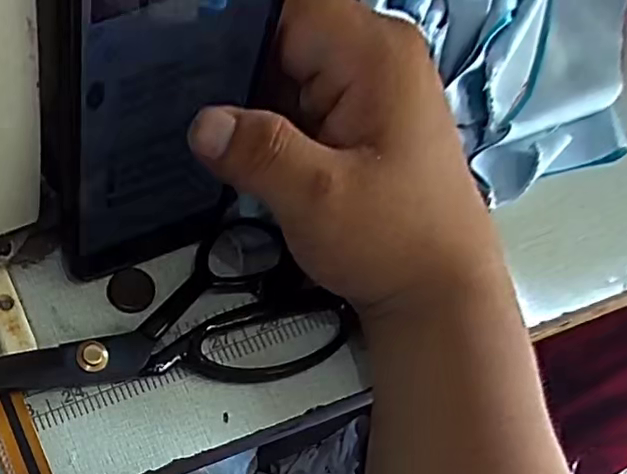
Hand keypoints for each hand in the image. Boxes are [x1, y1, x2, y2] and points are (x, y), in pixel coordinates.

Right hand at [187, 0, 508, 320]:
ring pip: (290, 89)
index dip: (238, 39)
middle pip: (287, 47)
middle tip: (201, 132)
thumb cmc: (391, 242)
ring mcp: (367, 102)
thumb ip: (258, 153)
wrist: (434, 292)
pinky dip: (274, 144)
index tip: (192, 77)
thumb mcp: (315, 198)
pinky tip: (251, 171)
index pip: (291, 11)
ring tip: (222, 156)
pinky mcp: (358, 137)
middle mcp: (374, 65)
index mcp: (373, 56)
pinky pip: (303, 122)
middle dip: (240, 86)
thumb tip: (202, 124)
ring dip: (256, 123)